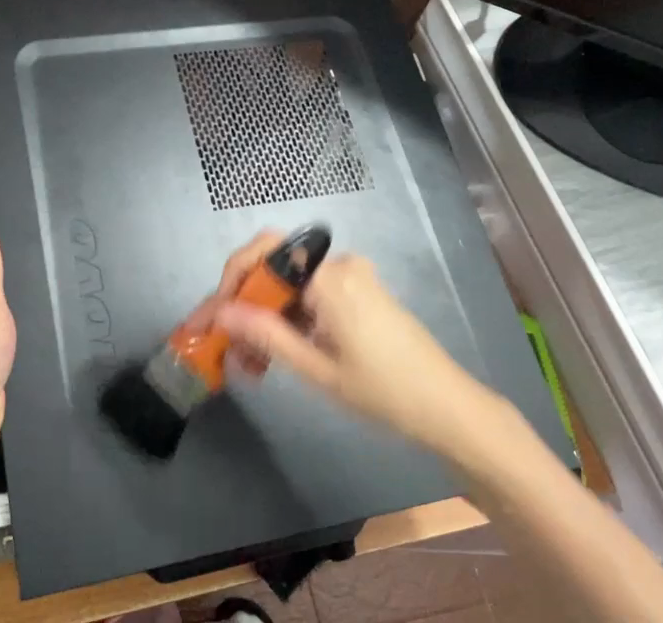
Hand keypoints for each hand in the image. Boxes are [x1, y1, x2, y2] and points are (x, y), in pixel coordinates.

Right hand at [214, 247, 499, 457]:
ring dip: (265, 318)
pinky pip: (310, 295)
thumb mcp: (316, 369)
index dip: (231, 280)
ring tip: (249, 364)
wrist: (449, 409)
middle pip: (274, 269)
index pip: (264, 253)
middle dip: (244, 305)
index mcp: (329, 278)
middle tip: (226, 346)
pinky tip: (276, 355)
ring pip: (289, 286)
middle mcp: (339, 266)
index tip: (213, 317)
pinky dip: (289, 319)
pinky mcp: (359, 294)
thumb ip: (265, 335)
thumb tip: (220, 313)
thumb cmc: (384, 392)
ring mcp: (352, 278)